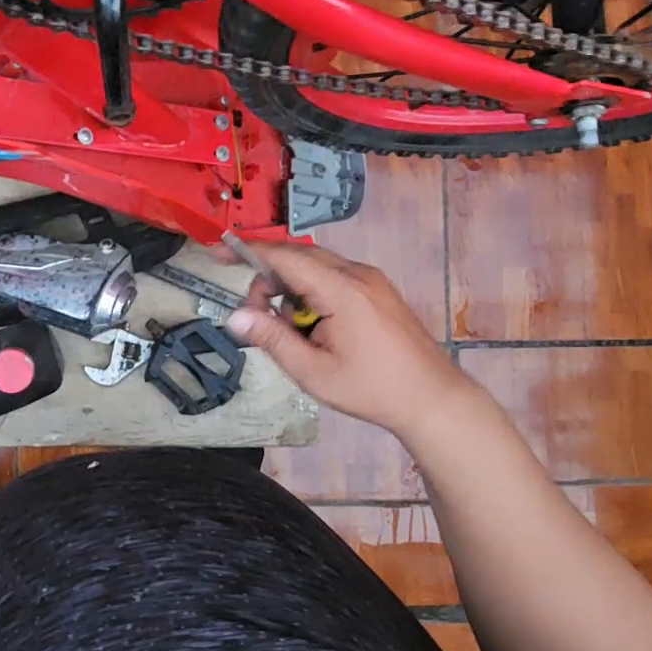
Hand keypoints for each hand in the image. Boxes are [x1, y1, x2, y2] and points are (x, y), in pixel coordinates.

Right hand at [222, 241, 475, 438]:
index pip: (286, 257)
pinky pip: (333, 275)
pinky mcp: (377, 289)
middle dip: (269, 278)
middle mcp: (358, 274)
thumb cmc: (371, 389)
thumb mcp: (312, 371)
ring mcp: (371, 279)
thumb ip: (272, 339)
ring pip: (315, 266)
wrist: (432, 399)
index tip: (219, 251)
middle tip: (255, 315)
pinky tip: (312, 325)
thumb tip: (234, 317)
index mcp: (342, 291)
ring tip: (290, 330)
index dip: (249, 251)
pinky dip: (311, 291)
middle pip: (299, 256)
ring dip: (291, 288)